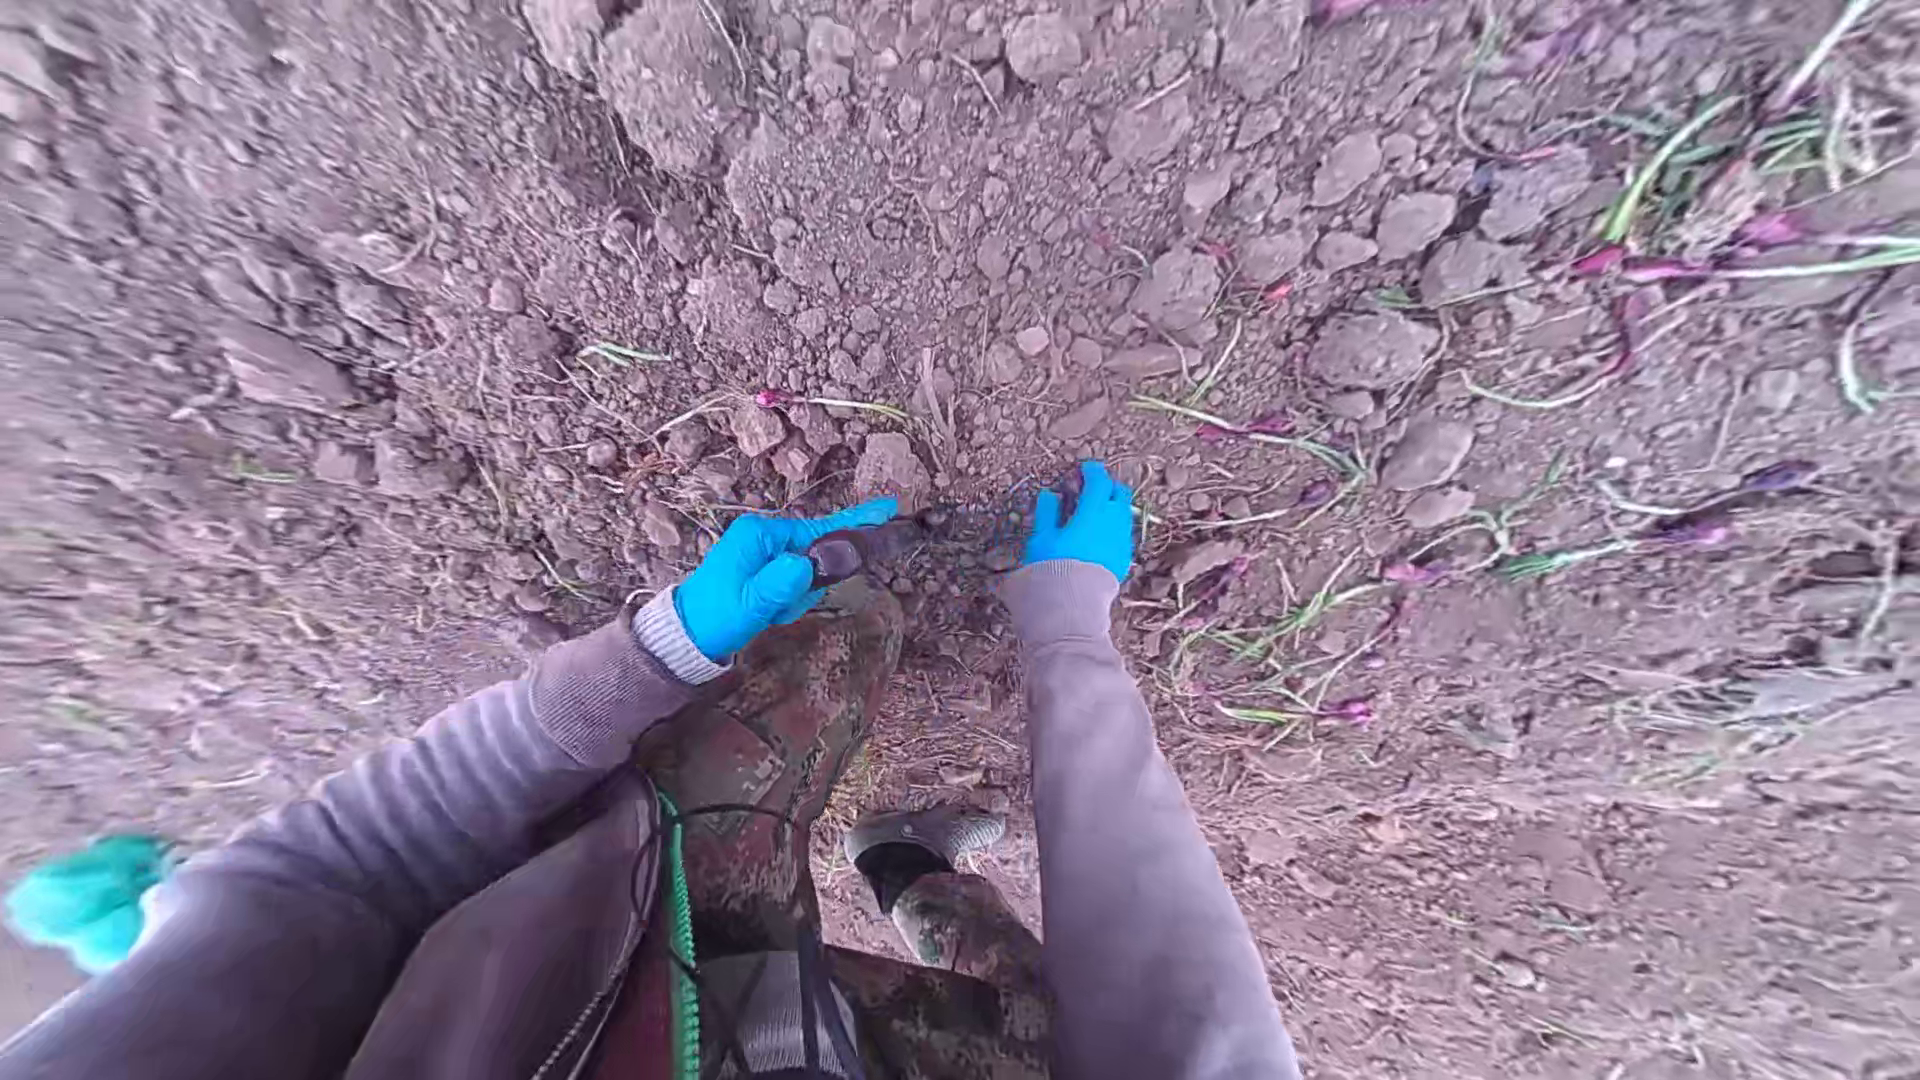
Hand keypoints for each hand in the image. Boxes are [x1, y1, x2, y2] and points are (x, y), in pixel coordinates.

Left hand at [674, 497, 897, 660]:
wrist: (688, 635)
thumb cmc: (716, 617)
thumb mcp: (749, 605)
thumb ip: (778, 585)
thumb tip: (805, 565)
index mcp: (761, 535)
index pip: (819, 528)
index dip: (856, 522)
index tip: (888, 508)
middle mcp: (766, 536)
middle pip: (818, 552)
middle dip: (809, 584)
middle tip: (782, 607)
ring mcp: (767, 551)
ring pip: (810, 571)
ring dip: (797, 596)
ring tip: (771, 612)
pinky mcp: (768, 567)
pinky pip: (798, 580)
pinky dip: (790, 599)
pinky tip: (771, 611)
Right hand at [1021, 460, 1134, 582]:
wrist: (1071, 605)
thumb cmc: (1052, 569)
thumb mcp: (1042, 538)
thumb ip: (1047, 513)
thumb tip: (1050, 496)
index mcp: (1094, 513)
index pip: (1099, 482)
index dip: (1092, 471)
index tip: (1084, 468)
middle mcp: (1113, 524)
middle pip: (1119, 494)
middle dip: (1106, 486)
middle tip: (1090, 487)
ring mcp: (1121, 542)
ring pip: (1123, 514)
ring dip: (1110, 506)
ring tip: (1092, 512)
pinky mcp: (1123, 559)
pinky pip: (1121, 534)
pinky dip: (1112, 526)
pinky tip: (1098, 534)